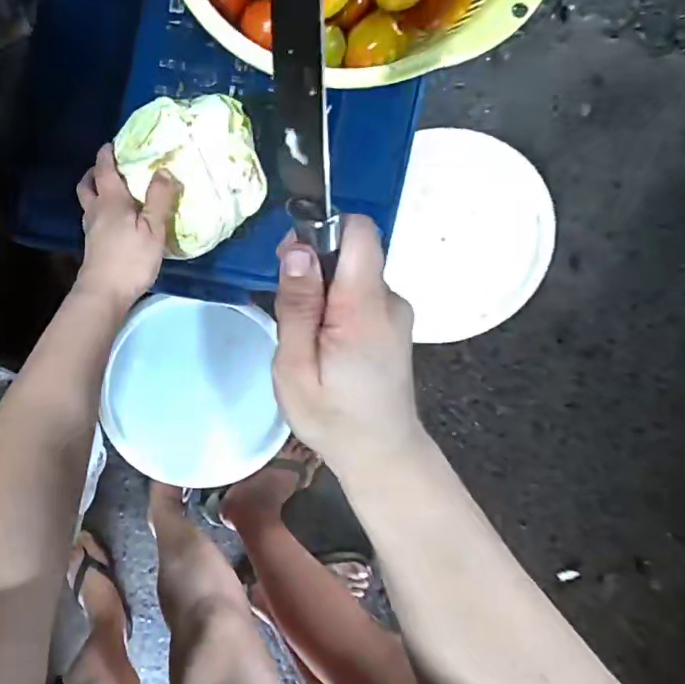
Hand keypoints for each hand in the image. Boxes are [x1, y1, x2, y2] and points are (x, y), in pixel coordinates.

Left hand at [75, 144, 176, 305]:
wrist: (103, 293)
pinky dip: (101, 211)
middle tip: (110, 167)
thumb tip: (163, 170)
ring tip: (116, 191)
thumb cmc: (130, 259)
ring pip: (88, 203)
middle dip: (95, 172)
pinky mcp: (93, 246)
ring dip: (96, 192)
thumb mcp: (153, 228)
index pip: (104, 170)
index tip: (112, 144)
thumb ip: (158, 199)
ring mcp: (91, 230)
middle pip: (87, 185)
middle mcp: (95, 211)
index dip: (107, 154)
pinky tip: (116, 219)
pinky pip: (94, 219)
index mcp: (110, 201)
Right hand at [272, 216, 424, 460]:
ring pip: (350, 275)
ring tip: (305, 340)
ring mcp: (395, 311)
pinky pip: (358, 294)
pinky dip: (334, 307)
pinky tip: (323, 345)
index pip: (358, 231)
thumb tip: (299, 250)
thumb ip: (298, 306)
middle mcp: (390, 299)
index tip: (290, 261)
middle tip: (289, 317)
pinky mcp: (392, 322)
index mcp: (365, 308)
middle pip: (350, 253)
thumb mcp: (295, 365)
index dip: (320, 231)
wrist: (380, 453)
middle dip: (312, 270)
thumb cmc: (330, 416)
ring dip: (320, 293)